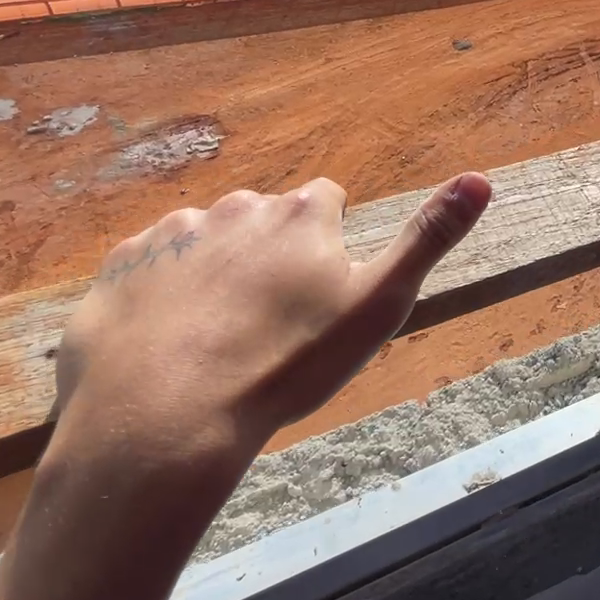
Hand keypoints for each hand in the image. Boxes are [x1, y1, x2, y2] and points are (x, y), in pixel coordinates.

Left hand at [55, 172, 492, 463]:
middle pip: (267, 218)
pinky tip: (170, 342)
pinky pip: (151, 268)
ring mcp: (169, 235)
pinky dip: (164, 293)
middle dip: (274, 253)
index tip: (324, 290)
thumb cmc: (289, 363)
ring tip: (220, 337)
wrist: (163, 422)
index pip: (327, 199)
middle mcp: (236, 207)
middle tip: (275, 321)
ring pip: (208, 241)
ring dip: (219, 270)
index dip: (331, 241)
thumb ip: (431, 236)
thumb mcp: (381, 303)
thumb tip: (483, 177)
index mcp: (301, 212)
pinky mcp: (115, 271)